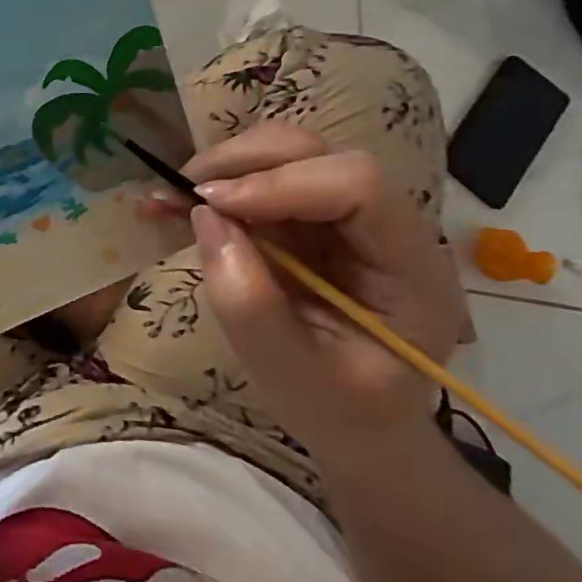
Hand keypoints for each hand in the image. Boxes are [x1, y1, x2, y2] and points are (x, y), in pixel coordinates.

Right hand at [178, 122, 464, 447]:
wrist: (357, 426)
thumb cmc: (342, 415)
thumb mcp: (295, 381)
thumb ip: (252, 308)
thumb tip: (206, 218)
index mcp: (412, 268)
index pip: (358, 186)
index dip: (282, 183)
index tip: (211, 205)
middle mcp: (386, 225)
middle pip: (319, 155)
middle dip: (245, 163)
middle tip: (182, 190)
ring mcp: (346, 217)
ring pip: (288, 155)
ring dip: (225, 168)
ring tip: (169, 196)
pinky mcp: (312, 218)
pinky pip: (264, 180)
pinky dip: (217, 185)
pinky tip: (174, 201)